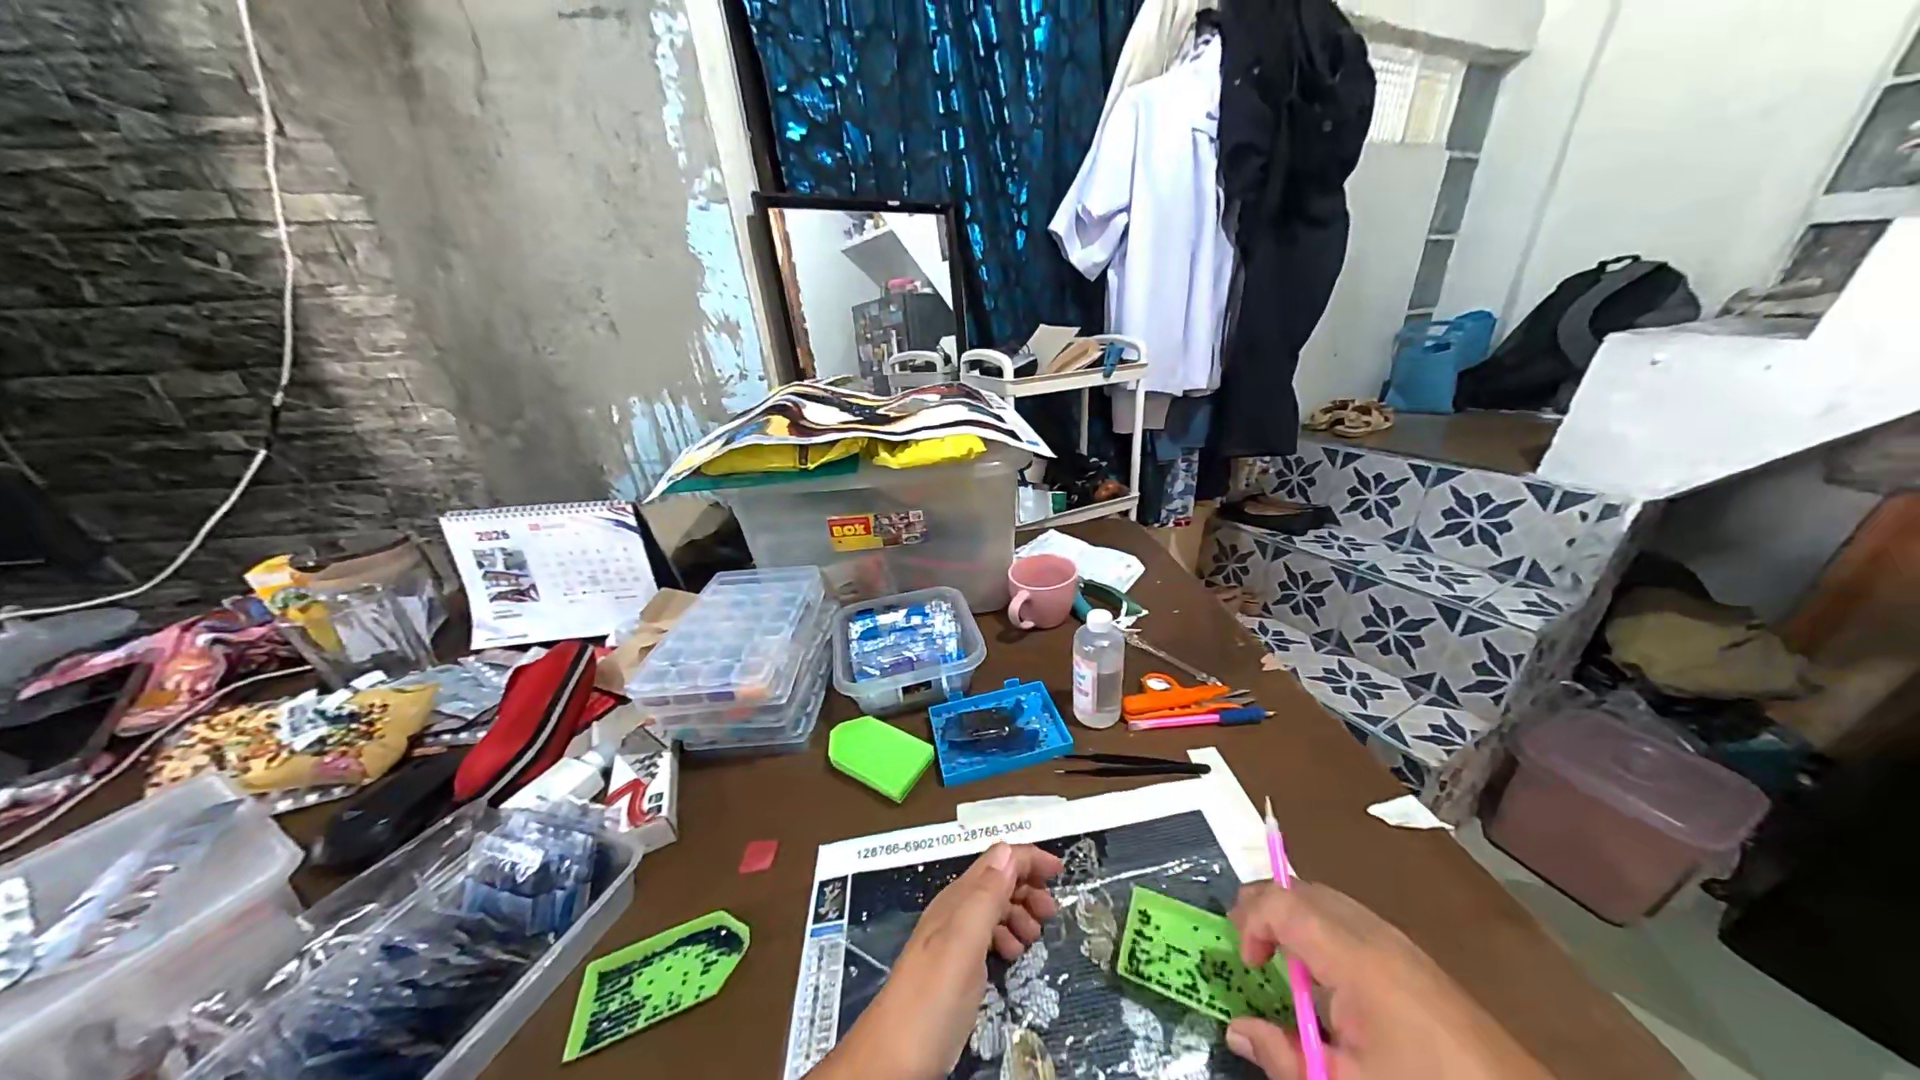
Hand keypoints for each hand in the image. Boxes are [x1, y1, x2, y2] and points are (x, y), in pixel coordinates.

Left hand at [814, 843, 1062, 1079]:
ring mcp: (952, 939)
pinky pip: (987, 934)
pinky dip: (1007, 935)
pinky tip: (1013, 954)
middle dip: (1028, 886)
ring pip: (993, 906)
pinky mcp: (955, 966)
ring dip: (1020, 911)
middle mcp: (954, 911)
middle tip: (1050, 913)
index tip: (1060, 872)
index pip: (997, 859)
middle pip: (997, 879)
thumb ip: (985, 894)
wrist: (893, 1057)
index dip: (1029, 858)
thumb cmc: (933, 997)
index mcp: (958, 898)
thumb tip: (1009, 850)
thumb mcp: (963, 942)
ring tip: (1034, 937)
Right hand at [1225, 882, 1553, 1079]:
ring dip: (1290, 918)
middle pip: (1301, 889)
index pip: (1283, 902)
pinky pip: (1349, 919)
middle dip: (1263, 909)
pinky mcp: (1414, 957)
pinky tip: (1325, 978)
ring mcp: (1398, 942)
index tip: (1247, 965)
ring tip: (1280, 963)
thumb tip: (1239, 1030)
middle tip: (1250, 952)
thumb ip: (1285, 1057)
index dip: (1250, 921)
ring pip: (1325, 899)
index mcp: (1355, 957)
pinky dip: (1319, 929)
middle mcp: (1375, 934)